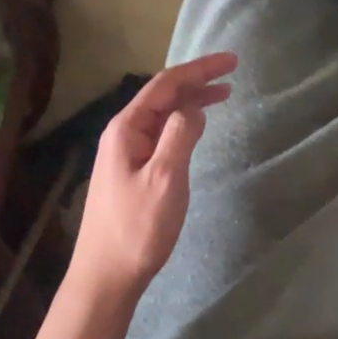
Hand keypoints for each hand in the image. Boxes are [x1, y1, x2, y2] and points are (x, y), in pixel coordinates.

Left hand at [70, 52, 236, 295]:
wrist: (105, 277)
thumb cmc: (136, 228)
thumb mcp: (165, 180)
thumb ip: (180, 136)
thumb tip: (194, 107)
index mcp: (127, 128)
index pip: (166, 84)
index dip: (198, 69)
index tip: (230, 62)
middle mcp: (123, 133)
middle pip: (163, 95)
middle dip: (196, 80)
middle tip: (232, 73)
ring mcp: (126, 152)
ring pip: (163, 114)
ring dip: (191, 101)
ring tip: (223, 94)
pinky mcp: (132, 171)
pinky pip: (161, 134)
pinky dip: (183, 123)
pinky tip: (196, 126)